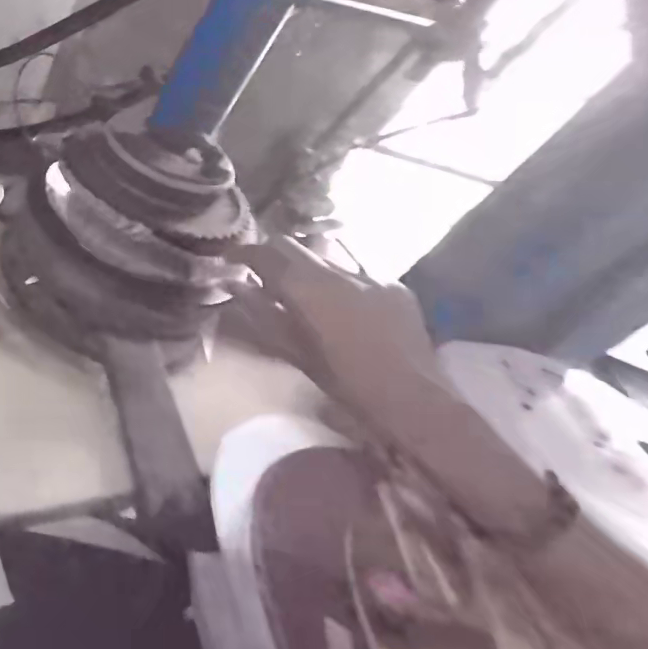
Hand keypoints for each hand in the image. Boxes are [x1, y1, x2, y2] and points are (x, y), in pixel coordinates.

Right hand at [223, 237, 434, 373]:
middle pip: (293, 245)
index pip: (267, 253)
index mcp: (309, 288)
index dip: (244, 253)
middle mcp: (339, 272)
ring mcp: (372, 276)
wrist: (416, 403)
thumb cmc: (346, 382)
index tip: (230, 259)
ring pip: (324, 256)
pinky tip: (341, 303)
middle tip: (260, 273)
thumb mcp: (293, 350)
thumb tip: (234, 285)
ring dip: (306, 267)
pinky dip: (338, 280)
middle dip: (271, 254)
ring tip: (301, 289)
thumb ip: (261, 313)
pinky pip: (355, 271)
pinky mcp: (395, 286)